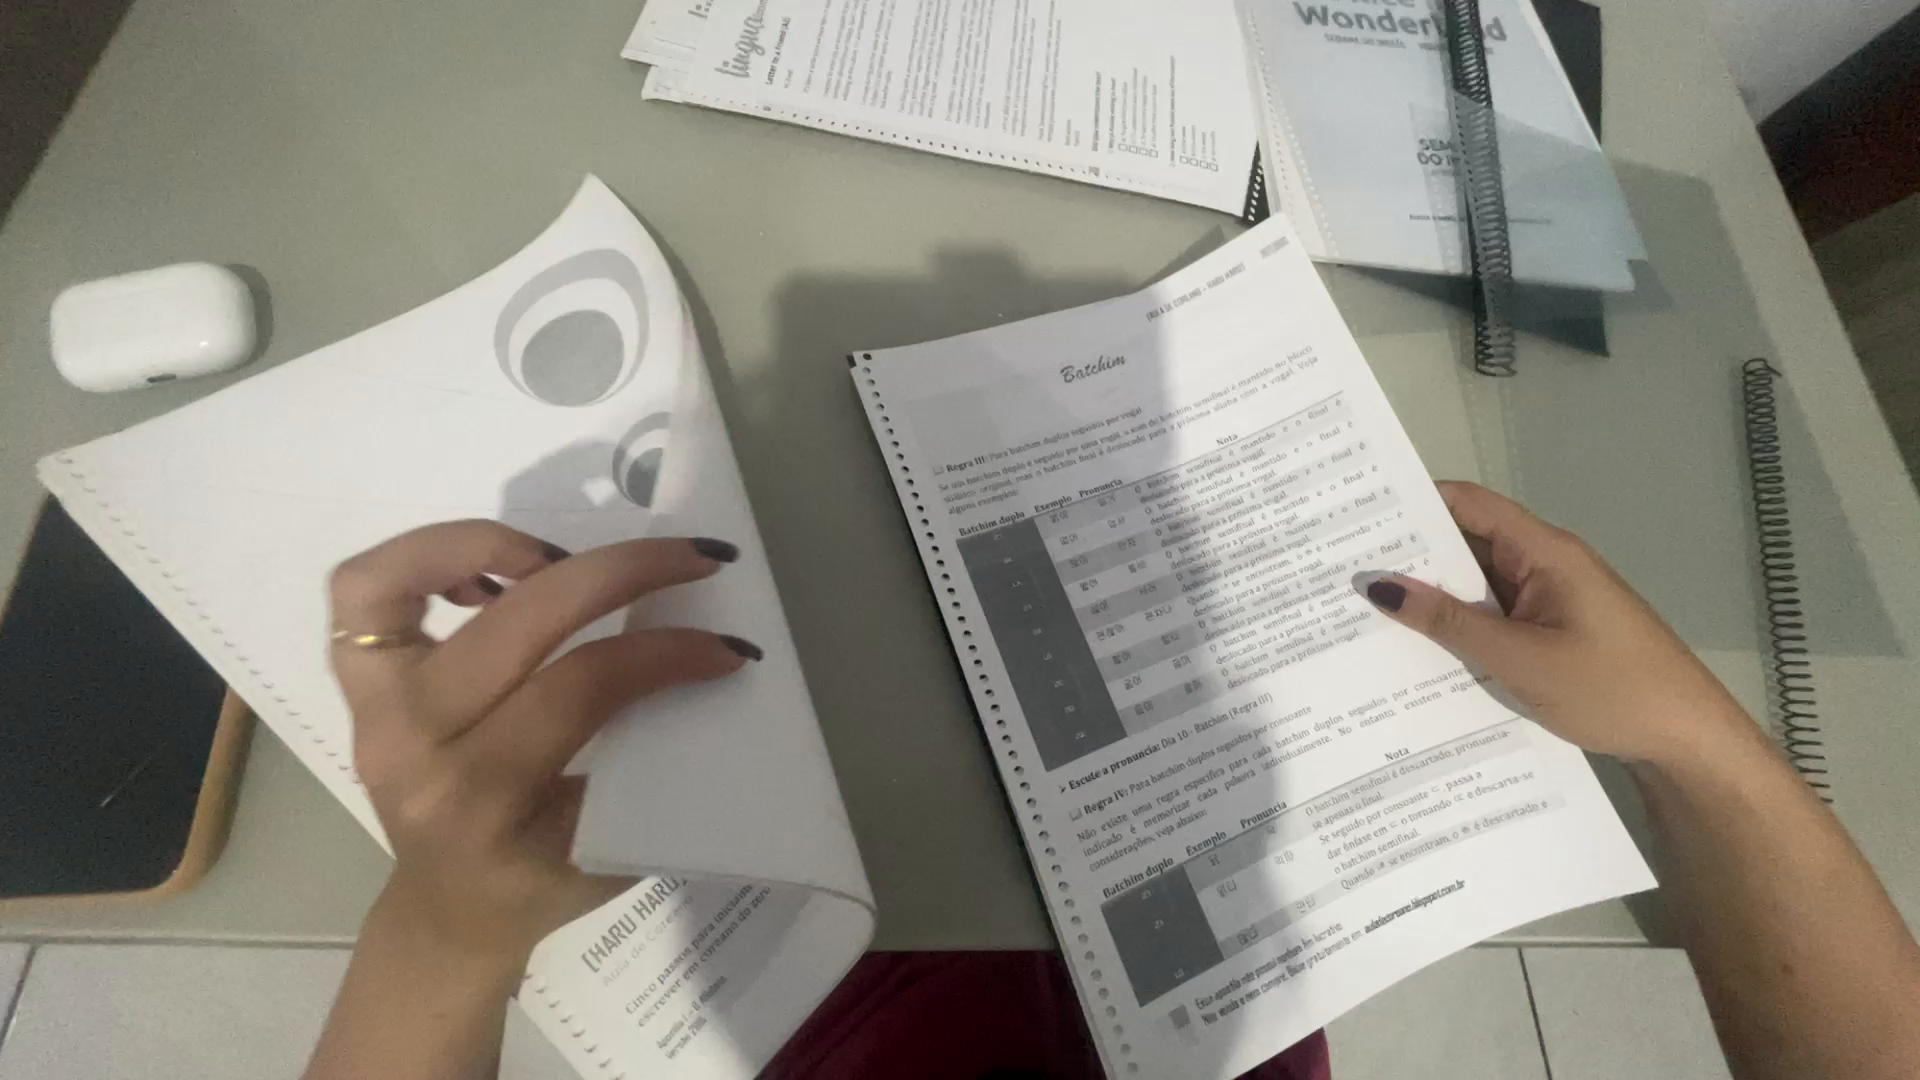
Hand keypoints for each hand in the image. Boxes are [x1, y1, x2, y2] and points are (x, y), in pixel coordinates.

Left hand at [327, 521, 757, 970]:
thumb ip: (659, 760)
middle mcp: (412, 748)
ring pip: (397, 584)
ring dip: (500, 543)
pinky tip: (504, 571)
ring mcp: (373, 709)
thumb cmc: (544, 883)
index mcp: (481, 800)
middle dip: (623, 572)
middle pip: (520, 621)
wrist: (453, 910)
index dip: (666, 652)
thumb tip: (717, 664)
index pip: (582, 688)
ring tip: (571, 557)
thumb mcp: (619, 842)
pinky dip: (430, 557)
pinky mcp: (361, 685)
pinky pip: (364, 591)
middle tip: (691, 560)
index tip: (728, 647)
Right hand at [1355, 482, 1758, 766]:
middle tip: (1343, 561)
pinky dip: (1449, 617)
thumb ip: (1446, 621)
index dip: (1414, 501)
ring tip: (1362, 598)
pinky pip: (1485, 610)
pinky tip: (1409, 635)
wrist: (1691, 745)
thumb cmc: (1612, 690)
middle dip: (1406, 548)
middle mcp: (1541, 565)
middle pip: (1463, 540)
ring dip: (1425, 588)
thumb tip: (1379, 586)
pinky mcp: (1543, 627)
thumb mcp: (1518, 658)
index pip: (1468, 505)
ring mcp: (1542, 597)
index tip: (1358, 512)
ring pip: (1470, 579)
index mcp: (1543, 553)